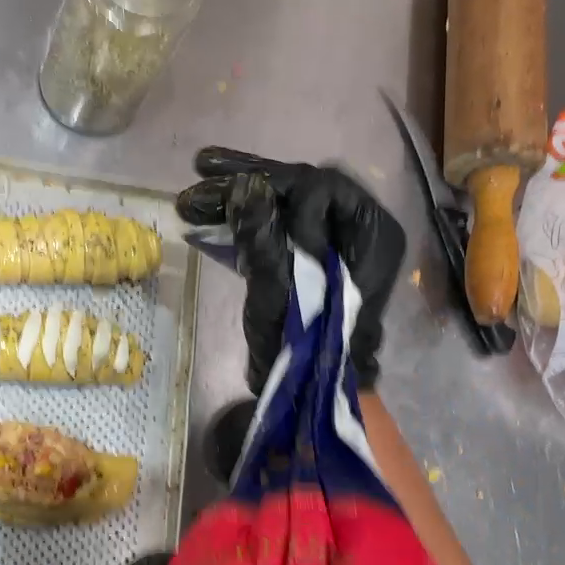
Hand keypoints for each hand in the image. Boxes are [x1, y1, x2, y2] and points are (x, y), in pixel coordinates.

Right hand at [175, 147, 406, 390]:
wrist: (310, 394)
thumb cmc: (303, 349)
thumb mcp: (279, 294)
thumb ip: (263, 239)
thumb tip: (244, 187)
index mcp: (370, 233)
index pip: (317, 187)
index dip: (266, 182)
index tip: (216, 185)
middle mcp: (360, 229)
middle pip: (301, 188)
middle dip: (248, 180)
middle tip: (199, 169)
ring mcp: (338, 243)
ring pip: (288, 204)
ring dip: (242, 195)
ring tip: (194, 191)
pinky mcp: (314, 258)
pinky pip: (282, 225)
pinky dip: (248, 218)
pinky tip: (212, 215)